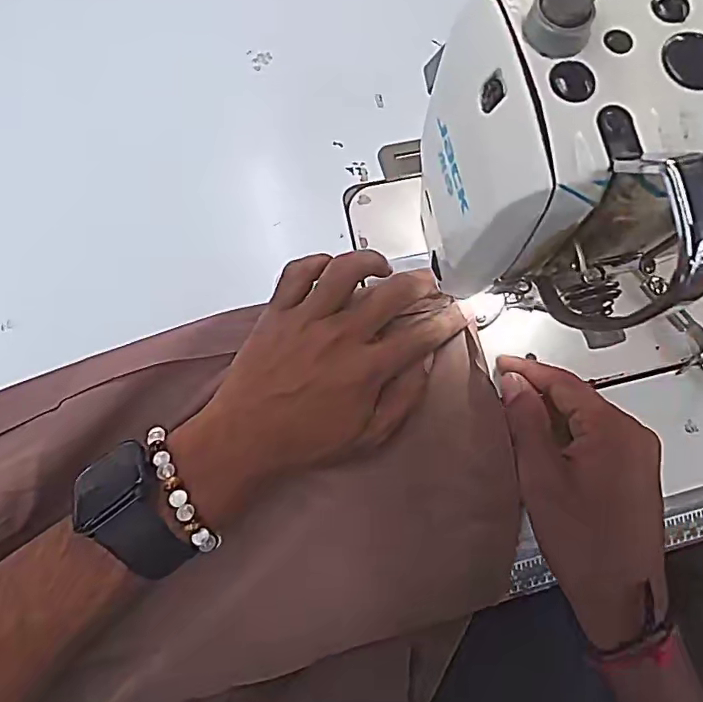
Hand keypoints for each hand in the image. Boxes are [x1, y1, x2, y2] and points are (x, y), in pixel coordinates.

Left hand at [169, 252, 467, 526]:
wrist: (244, 438)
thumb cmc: (303, 441)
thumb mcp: (366, 436)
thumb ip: (402, 399)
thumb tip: (424, 365)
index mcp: (365, 370)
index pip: (420, 334)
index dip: (447, 320)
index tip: (458, 312)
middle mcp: (339, 337)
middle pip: (392, 292)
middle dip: (420, 282)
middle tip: (427, 284)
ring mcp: (306, 320)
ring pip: (345, 270)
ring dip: (371, 261)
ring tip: (381, 268)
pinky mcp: (277, 313)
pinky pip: (298, 271)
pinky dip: (317, 261)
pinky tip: (330, 268)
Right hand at [497, 356, 666, 650]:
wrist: (622, 596)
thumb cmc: (586, 546)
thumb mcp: (541, 477)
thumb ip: (526, 423)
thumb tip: (515, 385)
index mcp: (615, 430)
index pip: (566, 384)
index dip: (530, 372)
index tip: (504, 365)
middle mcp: (634, 436)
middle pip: (580, 397)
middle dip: (541, 391)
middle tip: (505, 389)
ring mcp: (639, 454)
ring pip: (588, 417)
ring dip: (554, 413)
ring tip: (519, 416)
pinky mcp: (636, 472)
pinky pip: (598, 437)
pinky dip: (569, 433)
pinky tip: (546, 443)